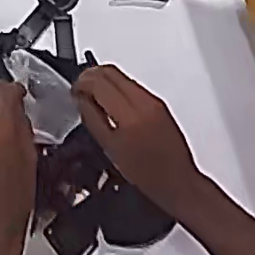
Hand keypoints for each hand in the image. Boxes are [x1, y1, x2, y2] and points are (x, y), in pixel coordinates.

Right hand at [74, 65, 207, 214]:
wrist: (179, 181)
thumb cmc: (148, 174)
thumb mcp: (110, 149)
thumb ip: (92, 119)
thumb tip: (81, 100)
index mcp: (130, 115)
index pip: (100, 82)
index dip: (82, 83)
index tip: (75, 91)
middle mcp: (145, 102)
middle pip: (111, 72)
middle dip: (90, 76)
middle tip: (80, 88)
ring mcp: (154, 101)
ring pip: (122, 76)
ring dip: (103, 80)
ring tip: (93, 94)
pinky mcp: (159, 103)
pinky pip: (132, 85)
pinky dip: (116, 87)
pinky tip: (110, 100)